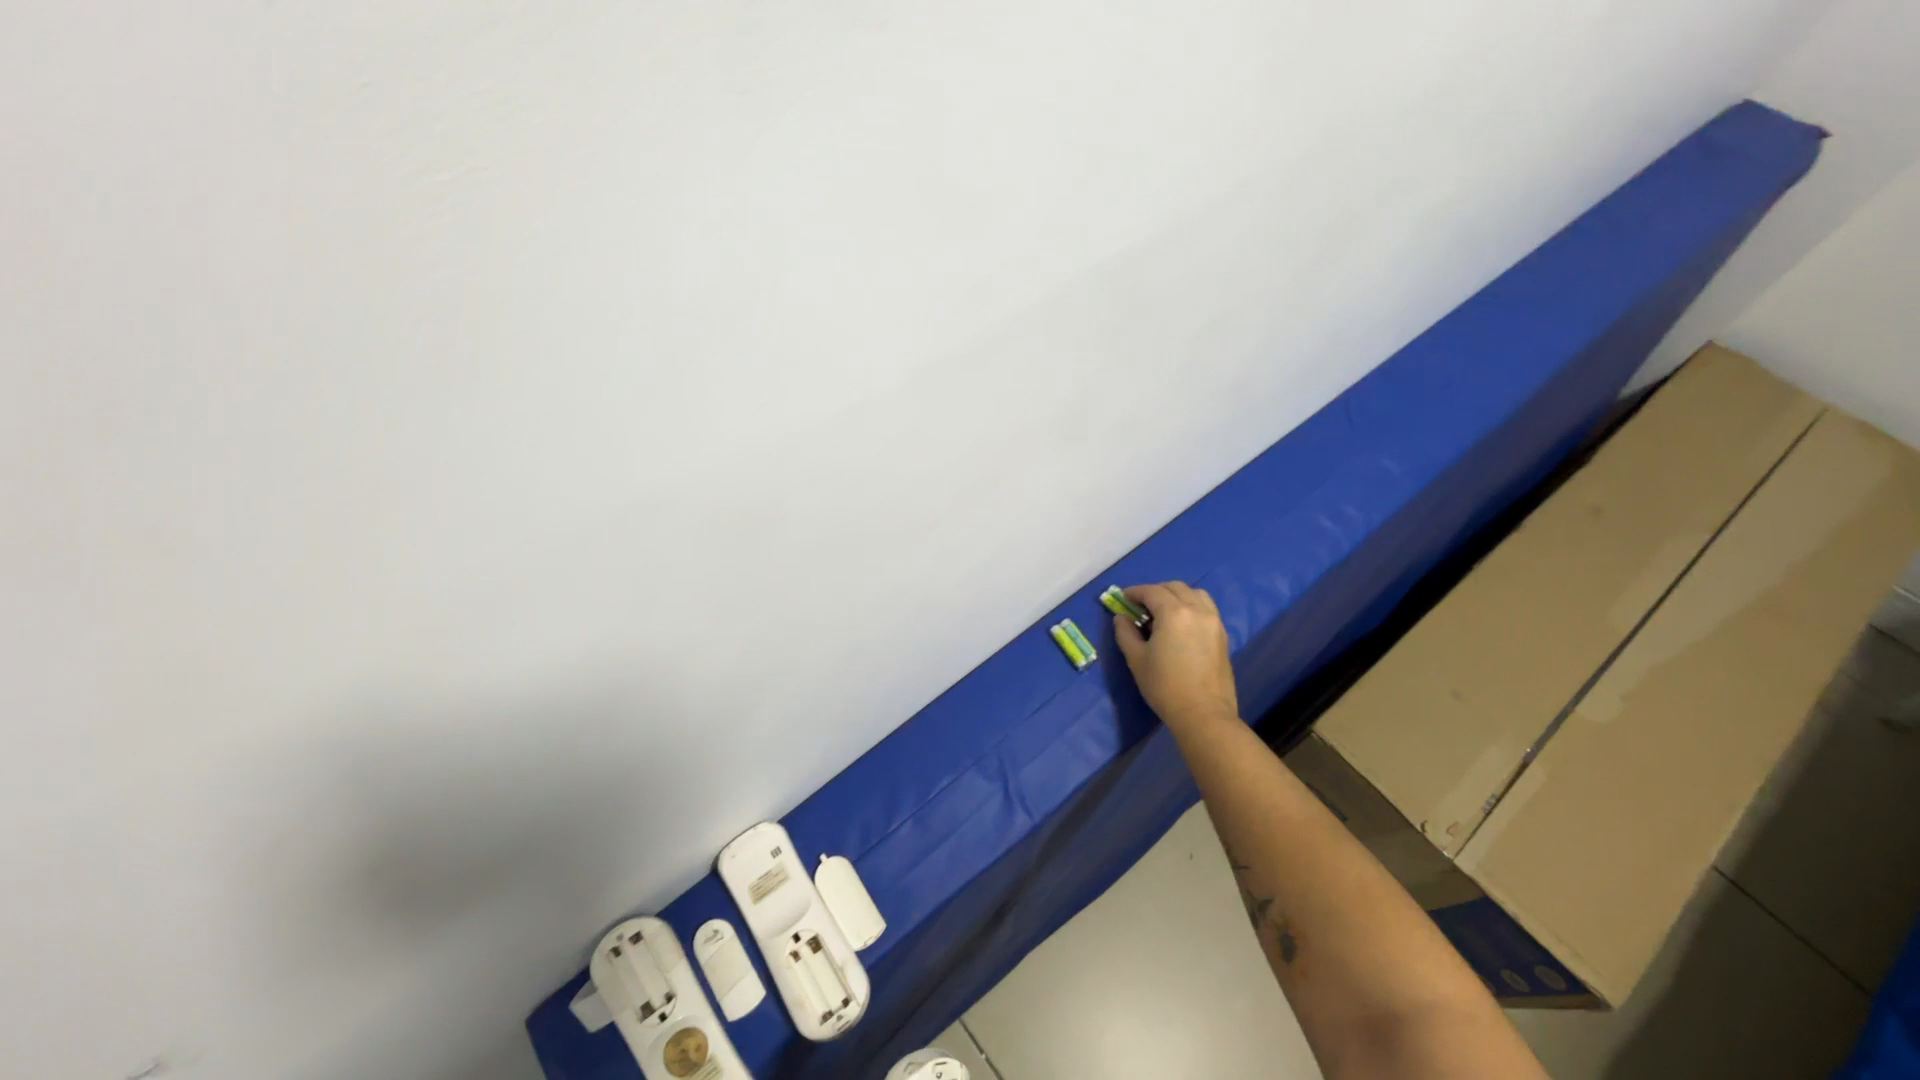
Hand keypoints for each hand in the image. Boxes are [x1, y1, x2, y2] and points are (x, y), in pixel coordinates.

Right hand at [1112, 582, 1238, 729]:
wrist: (1203, 713)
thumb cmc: (1164, 686)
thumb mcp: (1136, 659)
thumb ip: (1126, 633)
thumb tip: (1121, 617)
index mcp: (1174, 613)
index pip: (1152, 591)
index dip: (1135, 592)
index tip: (1123, 598)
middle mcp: (1197, 610)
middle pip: (1175, 588)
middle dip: (1156, 591)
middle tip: (1141, 606)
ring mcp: (1214, 621)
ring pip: (1195, 594)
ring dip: (1177, 595)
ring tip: (1164, 612)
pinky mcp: (1222, 634)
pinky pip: (1206, 608)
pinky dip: (1192, 606)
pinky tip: (1182, 624)